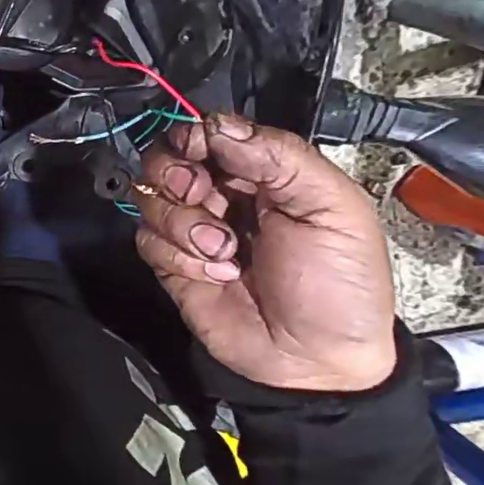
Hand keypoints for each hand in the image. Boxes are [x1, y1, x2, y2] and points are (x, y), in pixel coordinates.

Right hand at [131, 113, 396, 391]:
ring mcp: (190, 229)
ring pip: (149, 199)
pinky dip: (176, 256)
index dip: (193, 136)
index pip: (206, 133)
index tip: (200, 152)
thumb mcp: (333, 209)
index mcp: (263, 173)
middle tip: (203, 198)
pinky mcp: (169, 262)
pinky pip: (145, 240)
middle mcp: (220, 195)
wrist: (312, 360)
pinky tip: (214, 274)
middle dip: (176, 177)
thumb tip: (217, 124)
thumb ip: (280, 157)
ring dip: (184, 225)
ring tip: (226, 253)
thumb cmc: (338, 285)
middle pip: (163, 159)